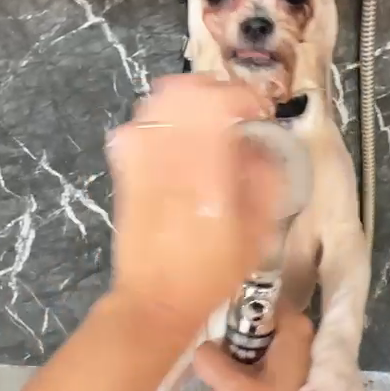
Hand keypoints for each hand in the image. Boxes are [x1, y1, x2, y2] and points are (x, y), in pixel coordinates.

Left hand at [105, 75, 277, 332]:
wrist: (154, 300)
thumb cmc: (211, 273)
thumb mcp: (257, 235)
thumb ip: (265, 184)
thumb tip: (261, 147)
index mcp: (208, 172)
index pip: (220, 102)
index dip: (244, 95)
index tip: (259, 110)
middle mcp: (172, 158)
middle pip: (186, 91)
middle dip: (216, 89)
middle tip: (234, 109)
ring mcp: (142, 161)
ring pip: (157, 101)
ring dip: (186, 98)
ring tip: (206, 115)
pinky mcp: (125, 170)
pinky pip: (136, 125)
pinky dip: (156, 117)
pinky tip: (172, 132)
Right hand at [194, 305, 335, 390]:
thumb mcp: (235, 389)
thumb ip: (210, 362)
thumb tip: (203, 350)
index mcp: (292, 327)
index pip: (254, 305)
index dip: (228, 319)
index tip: (212, 341)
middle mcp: (304, 337)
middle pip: (256, 333)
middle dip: (230, 355)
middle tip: (211, 375)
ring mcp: (308, 363)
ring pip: (263, 357)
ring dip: (238, 374)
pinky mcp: (308, 386)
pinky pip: (274, 376)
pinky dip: (254, 387)